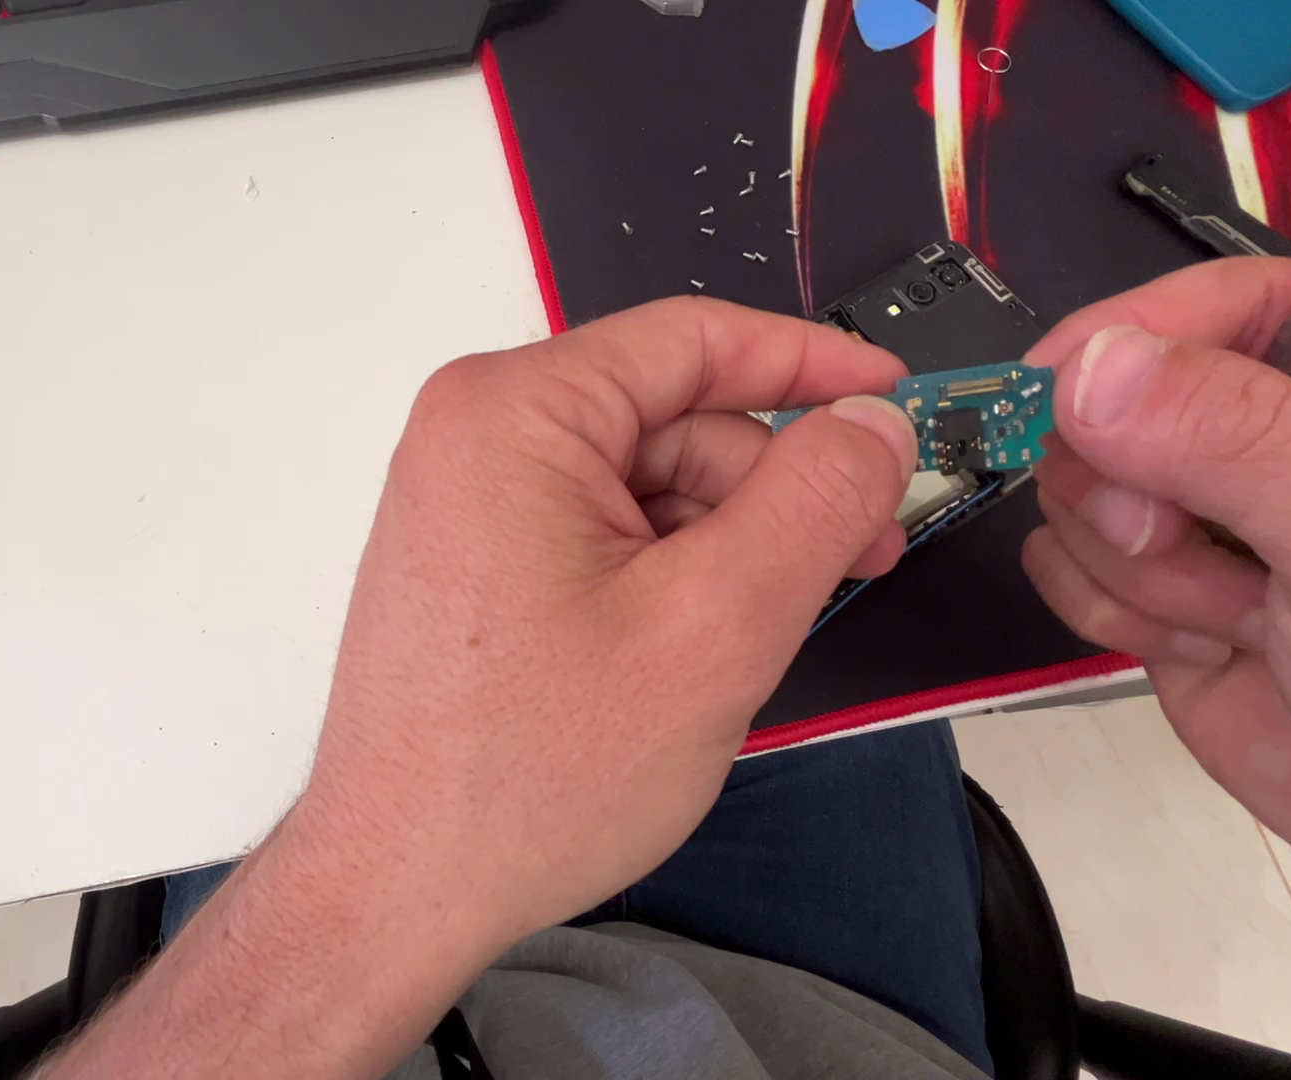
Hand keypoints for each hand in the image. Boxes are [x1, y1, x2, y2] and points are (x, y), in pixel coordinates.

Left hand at [45, 297, 919, 1079]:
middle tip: (850, 562)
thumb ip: (815, 502)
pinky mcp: (472, 557)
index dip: (808, 363)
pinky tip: (680, 647)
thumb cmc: (535, 769)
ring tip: (743, 638)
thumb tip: (871, 424)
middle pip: (669, 422)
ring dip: (716, 546)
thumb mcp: (714, 626)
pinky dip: (662, 574)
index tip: (892, 399)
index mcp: (513, 412)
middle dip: (765, 488)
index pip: (690, 341)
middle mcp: (474, 436)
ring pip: (640, 485)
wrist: (398, 886)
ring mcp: (466, 499)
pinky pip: (597, 532)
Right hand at [1021, 257, 1290, 915]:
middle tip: (1185, 545)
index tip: (1043, 394)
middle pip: (1113, 404)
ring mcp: (1204, 511)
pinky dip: (1108, 611)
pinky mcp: (1148, 580)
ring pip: (1074, 491)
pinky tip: (1202, 644)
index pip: (1221, 302)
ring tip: (1238, 620)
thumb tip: (1089, 366)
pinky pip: (1059, 562)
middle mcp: (1279, 431)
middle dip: (1128, 490)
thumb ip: (1242, 447)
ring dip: (1133, 568)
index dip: (1123, 338)